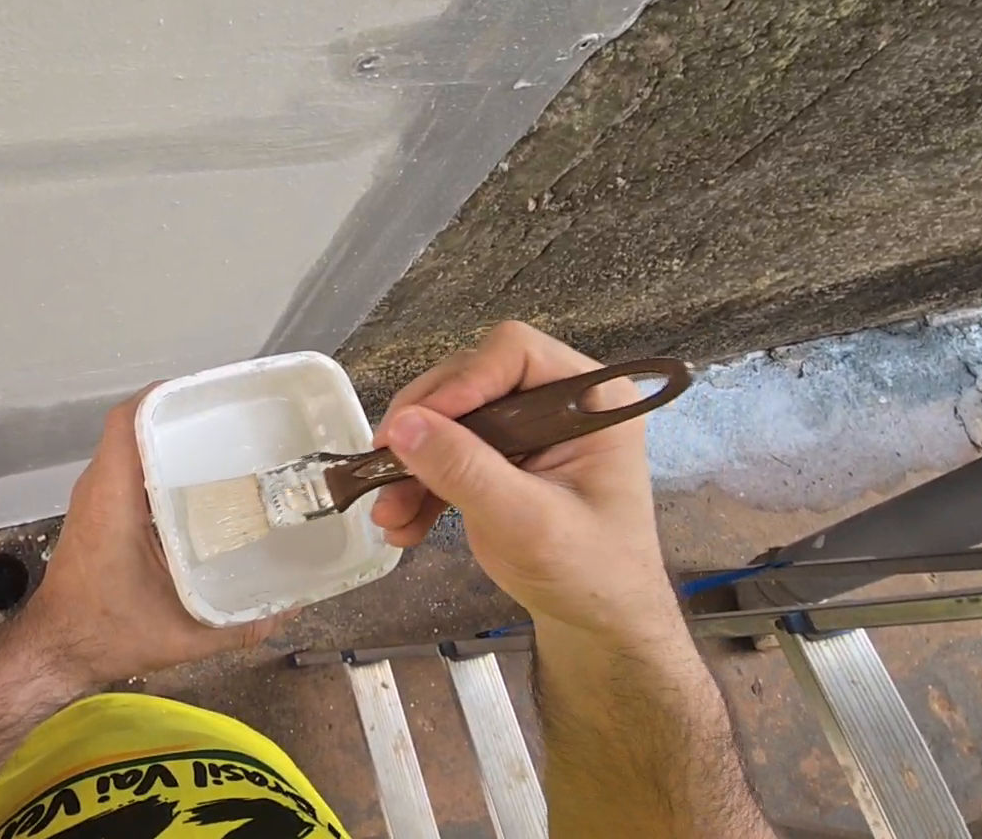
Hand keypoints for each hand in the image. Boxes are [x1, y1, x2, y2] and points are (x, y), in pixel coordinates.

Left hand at [22, 388, 278, 689]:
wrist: (54, 652)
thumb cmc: (108, 633)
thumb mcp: (181, 635)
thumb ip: (238, 625)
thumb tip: (289, 611)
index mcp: (113, 498)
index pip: (127, 422)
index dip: (163, 397)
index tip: (207, 395)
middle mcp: (100, 487)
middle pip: (133, 427)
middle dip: (179, 416)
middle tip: (232, 423)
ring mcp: (95, 498)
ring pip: (130, 446)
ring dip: (168, 440)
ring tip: (221, 446)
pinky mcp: (97, 512)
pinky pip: (127, 469)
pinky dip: (158, 464)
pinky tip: (196, 486)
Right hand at [371, 322, 680, 647]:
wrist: (596, 627)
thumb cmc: (587, 574)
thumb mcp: (526, 522)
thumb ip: (465, 470)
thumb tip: (401, 426)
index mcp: (589, 399)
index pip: (514, 354)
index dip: (464, 381)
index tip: (422, 424)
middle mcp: (554, 401)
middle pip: (468, 380)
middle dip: (423, 427)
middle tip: (385, 462)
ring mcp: (523, 428)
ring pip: (446, 416)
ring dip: (411, 463)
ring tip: (387, 513)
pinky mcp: (497, 454)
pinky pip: (444, 449)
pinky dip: (417, 484)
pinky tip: (400, 524)